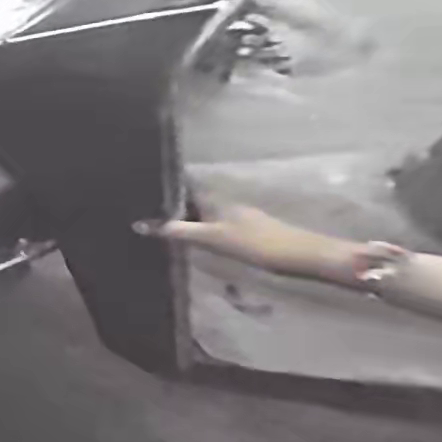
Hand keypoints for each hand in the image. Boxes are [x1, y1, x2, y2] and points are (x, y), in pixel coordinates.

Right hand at [135, 200, 363, 285]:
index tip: (139, 187)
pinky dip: (194, 228)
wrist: (302, 255)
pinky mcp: (240, 230)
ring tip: (155, 225)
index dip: (163, 186)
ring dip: (180, 218)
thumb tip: (139, 224)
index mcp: (213, 198)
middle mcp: (221, 203)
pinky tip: (185, 238)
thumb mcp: (210, 237)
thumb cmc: (255, 242)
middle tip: (141, 211)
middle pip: (188, 200)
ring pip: (198, 213)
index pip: (181, 186)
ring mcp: (233, 216)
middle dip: (167, 204)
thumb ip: (176, 231)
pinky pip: (208, 224)